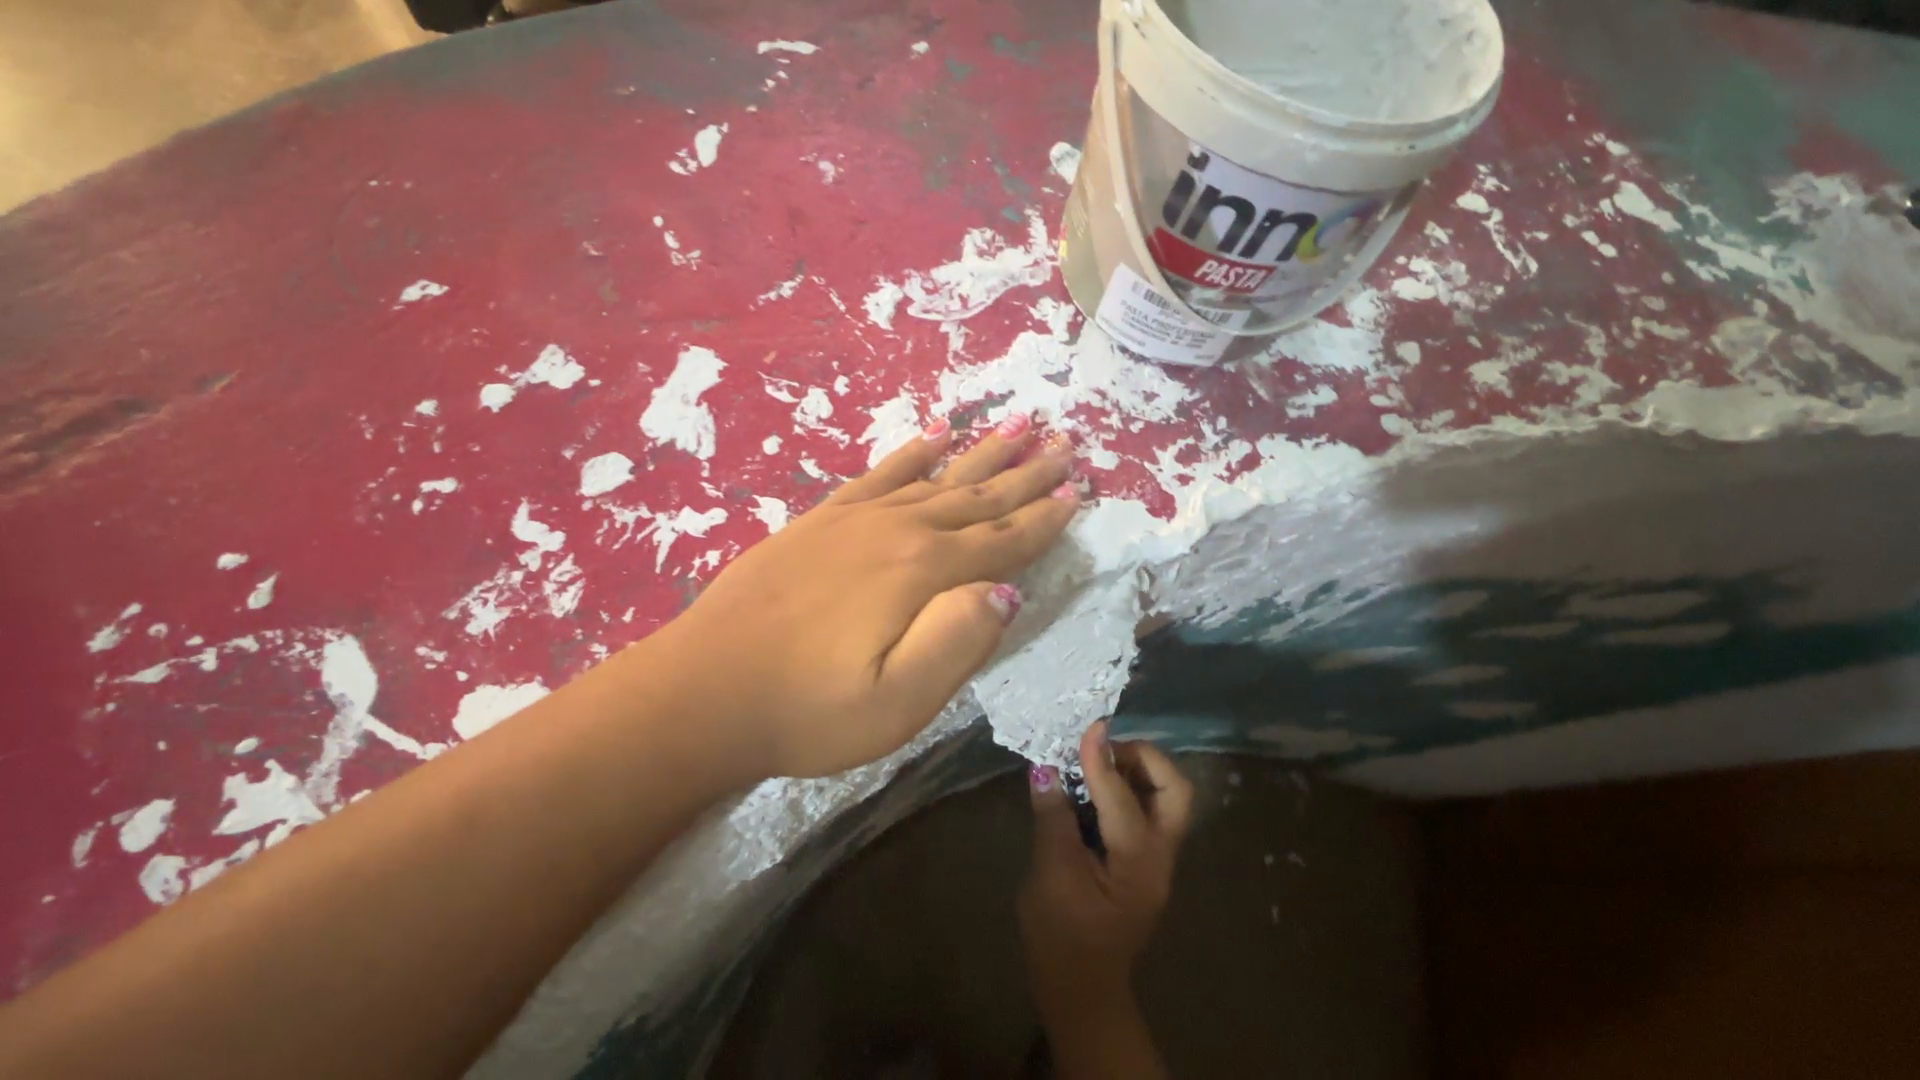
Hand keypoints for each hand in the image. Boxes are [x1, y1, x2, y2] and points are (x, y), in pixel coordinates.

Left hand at [656, 413, 1077, 778]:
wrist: (704, 689)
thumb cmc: (807, 710)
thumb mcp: (898, 703)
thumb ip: (958, 641)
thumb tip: (1007, 590)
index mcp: (923, 574)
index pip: (1001, 541)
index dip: (1044, 519)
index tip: (1080, 490)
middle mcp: (896, 532)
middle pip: (976, 497)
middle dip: (1025, 472)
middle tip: (1065, 441)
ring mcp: (854, 520)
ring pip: (935, 478)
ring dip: (980, 453)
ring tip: (1017, 423)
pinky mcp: (819, 521)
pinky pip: (879, 474)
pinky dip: (911, 453)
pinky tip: (932, 434)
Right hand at [1019, 721, 1193, 1004]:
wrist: (1081, 989)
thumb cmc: (1061, 937)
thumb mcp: (1049, 877)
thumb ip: (1052, 819)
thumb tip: (1047, 768)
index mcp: (1139, 862)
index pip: (1122, 796)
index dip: (1101, 759)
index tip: (1088, 726)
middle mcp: (1160, 856)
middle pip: (1174, 791)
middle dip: (1142, 758)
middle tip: (1101, 748)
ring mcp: (1157, 861)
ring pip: (1165, 799)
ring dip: (1135, 772)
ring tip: (1094, 761)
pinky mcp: (1144, 863)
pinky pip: (1147, 812)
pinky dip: (1126, 790)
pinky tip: (1093, 789)